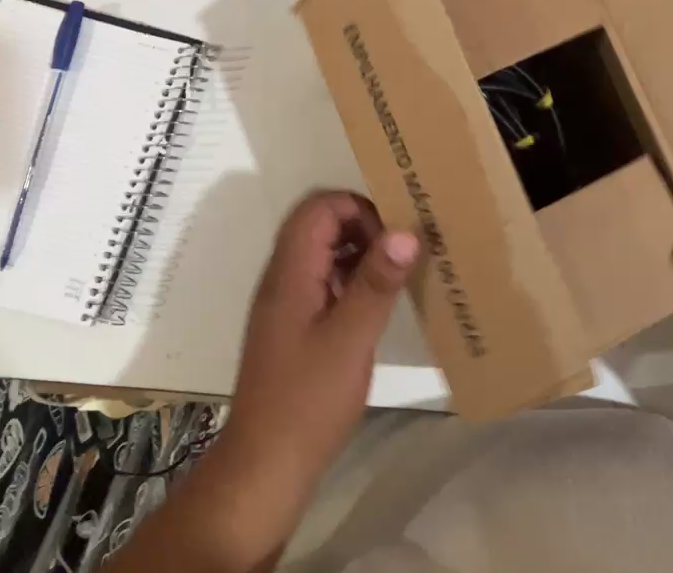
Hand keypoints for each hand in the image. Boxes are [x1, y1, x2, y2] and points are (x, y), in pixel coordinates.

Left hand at [108, 192, 417, 572]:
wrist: (266, 464)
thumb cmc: (309, 400)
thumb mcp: (351, 339)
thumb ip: (376, 283)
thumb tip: (406, 231)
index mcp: (291, 274)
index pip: (319, 208)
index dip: (358, 209)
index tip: (394, 235)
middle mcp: (283, 279)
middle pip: (319, 224)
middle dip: (363, 226)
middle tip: (401, 251)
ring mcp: (287, 303)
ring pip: (322, 252)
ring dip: (359, 252)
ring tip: (398, 274)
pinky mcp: (294, 326)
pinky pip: (324, 281)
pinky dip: (352, 279)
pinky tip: (378, 304)